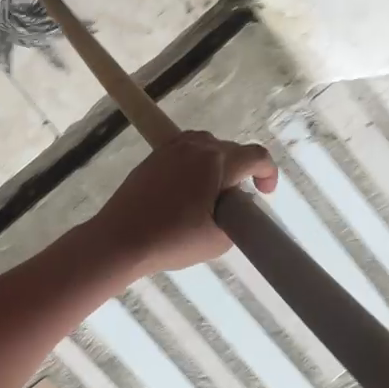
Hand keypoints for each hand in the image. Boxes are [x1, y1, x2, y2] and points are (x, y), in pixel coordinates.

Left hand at [87, 131, 277, 274]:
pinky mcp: (151, 159)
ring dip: (216, 164)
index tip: (264, 193)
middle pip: (230, 150)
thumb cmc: (172, 240)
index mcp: (216, 161)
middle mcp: (194, 146)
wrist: (120, 239)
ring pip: (205, 147)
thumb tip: (233, 204)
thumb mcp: (220, 238)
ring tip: (211, 193)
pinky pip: (182, 153)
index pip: (256, 156)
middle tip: (234, 200)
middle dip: (240, 171)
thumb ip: (238, 216)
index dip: (268, 173)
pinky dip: (193, 165)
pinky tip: (187, 190)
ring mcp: (168, 150)